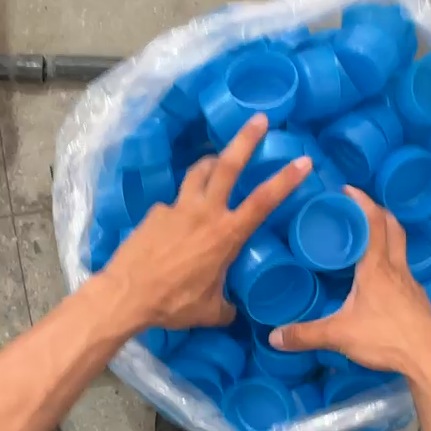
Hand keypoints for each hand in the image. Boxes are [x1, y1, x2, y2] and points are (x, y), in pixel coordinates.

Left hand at [98, 114, 310, 330]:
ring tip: (216, 161)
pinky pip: (173, 203)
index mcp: (225, 235)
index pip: (263, 201)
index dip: (286, 180)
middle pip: (228, 165)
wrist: (126, 294)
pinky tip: (176, 223)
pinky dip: (181, 206)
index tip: (304, 160)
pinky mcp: (154, 213)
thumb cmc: (173, 303)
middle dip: (246, 139)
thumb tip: (232, 310)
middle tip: (259, 119)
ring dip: (210, 162)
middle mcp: (204, 213)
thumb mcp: (209, 311)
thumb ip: (226, 307)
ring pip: (197, 173)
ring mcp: (177, 208)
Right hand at [269, 188, 430, 378]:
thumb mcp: (339, 336)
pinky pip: (403, 272)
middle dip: (377, 212)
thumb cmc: (386, 338)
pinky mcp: (418, 300)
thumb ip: (305, 334)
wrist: (430, 358)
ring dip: (386, 237)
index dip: (362, 202)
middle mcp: (396, 269)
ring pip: (401, 249)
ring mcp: (411, 284)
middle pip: (393, 228)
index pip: (373, 223)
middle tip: (359, 208)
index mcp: (376, 268)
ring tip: (366, 240)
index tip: (348, 189)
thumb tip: (273, 337)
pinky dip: (391, 264)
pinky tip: (380, 279)